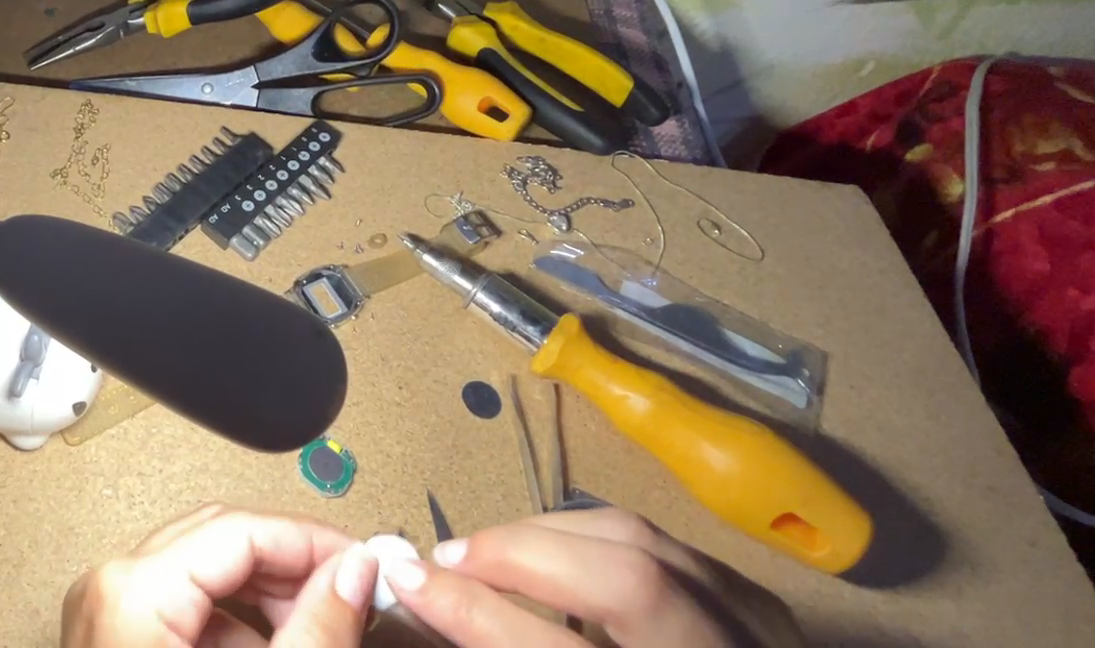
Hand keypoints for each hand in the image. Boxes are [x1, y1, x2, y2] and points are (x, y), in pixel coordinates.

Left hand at [61, 503, 381, 646]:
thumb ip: (315, 629)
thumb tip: (355, 572)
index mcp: (132, 589)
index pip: (239, 527)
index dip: (310, 540)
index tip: (360, 560)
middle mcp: (111, 586)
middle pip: (223, 540)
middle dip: (293, 567)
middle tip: (350, 594)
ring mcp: (108, 611)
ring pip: (210, 574)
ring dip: (270, 598)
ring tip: (318, 625)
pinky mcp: (116, 636)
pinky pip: (188, 608)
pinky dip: (237, 626)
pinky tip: (274, 647)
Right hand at [383, 508, 802, 647]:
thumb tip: (430, 599)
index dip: (477, 613)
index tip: (405, 578)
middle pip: (626, 579)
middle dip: (518, 555)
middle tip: (447, 559)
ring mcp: (763, 634)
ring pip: (639, 539)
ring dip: (546, 535)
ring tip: (489, 553)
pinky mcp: (761, 606)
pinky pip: (659, 539)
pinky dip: (590, 536)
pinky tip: (553, 554)